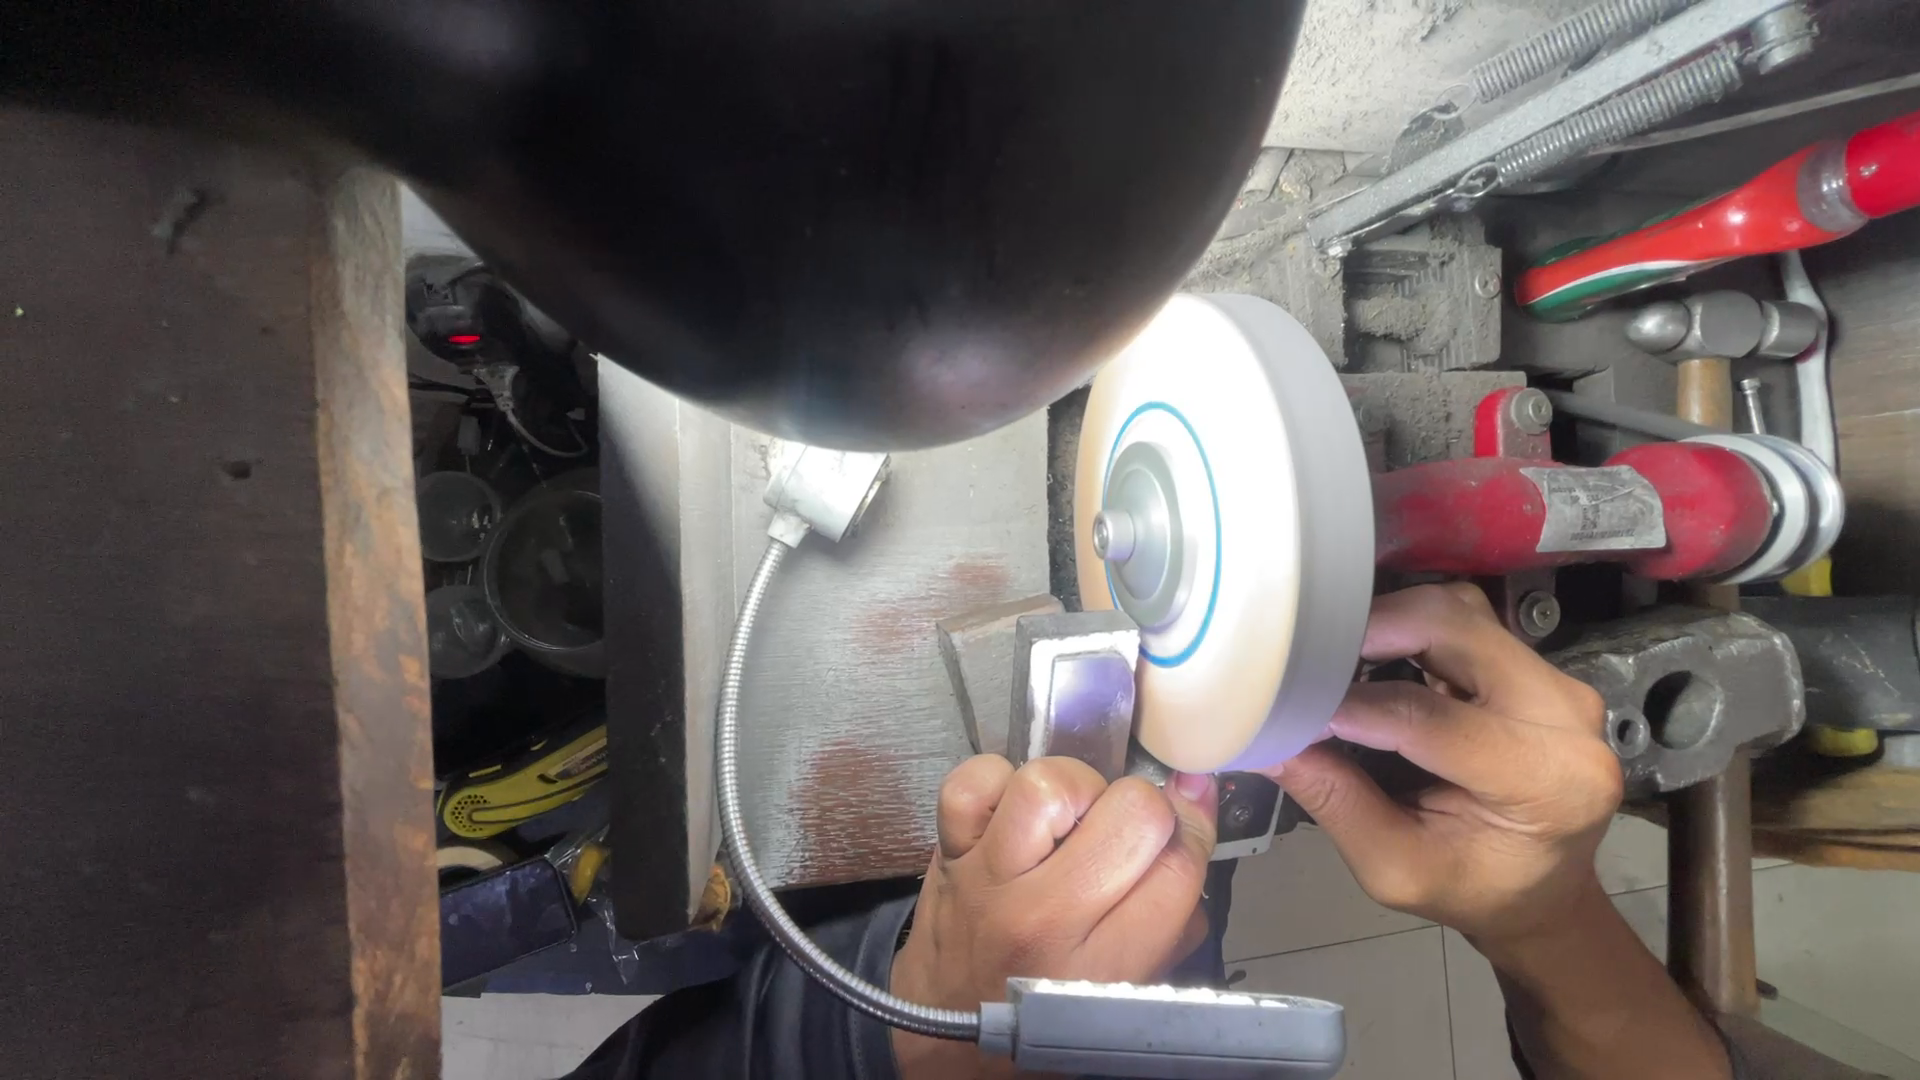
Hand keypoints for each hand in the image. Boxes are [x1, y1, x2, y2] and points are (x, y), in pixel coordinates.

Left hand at [890, 756, 1217, 1079]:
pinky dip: (997, 779)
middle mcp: (1046, 918)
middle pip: (1132, 813)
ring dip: (1074, 786)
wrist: (946, 1042)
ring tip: (1070, 816)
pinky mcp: (949, 849)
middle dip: (1144, 807)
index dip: (1193, 833)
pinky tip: (1011, 809)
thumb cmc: (1042, 1011)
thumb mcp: (1126, 990)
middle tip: (1125, 828)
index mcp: (1103, 970)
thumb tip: (1195, 810)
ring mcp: (990, 878)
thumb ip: (1174, 916)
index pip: (1178, 870)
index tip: (1183, 826)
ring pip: (1051, 783)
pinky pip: (973, 780)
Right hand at [1261, 584, 1620, 947]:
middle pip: (1454, 628)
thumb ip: (1334, 801)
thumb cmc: (1472, 888)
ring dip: (1387, 621)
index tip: (1291, 707)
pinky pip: (1459, 619)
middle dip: (1370, 631)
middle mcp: (1563, 715)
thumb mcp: (1393, 868)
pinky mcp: (1529, 664)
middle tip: (1308, 653)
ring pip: (1455, 610)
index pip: (1430, 718)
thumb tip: (1266, 740)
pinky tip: (1368, 652)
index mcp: (1546, 781)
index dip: (1350, 706)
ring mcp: (1551, 681)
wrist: (1543, 889)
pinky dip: (1403, 625)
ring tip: (1334, 651)